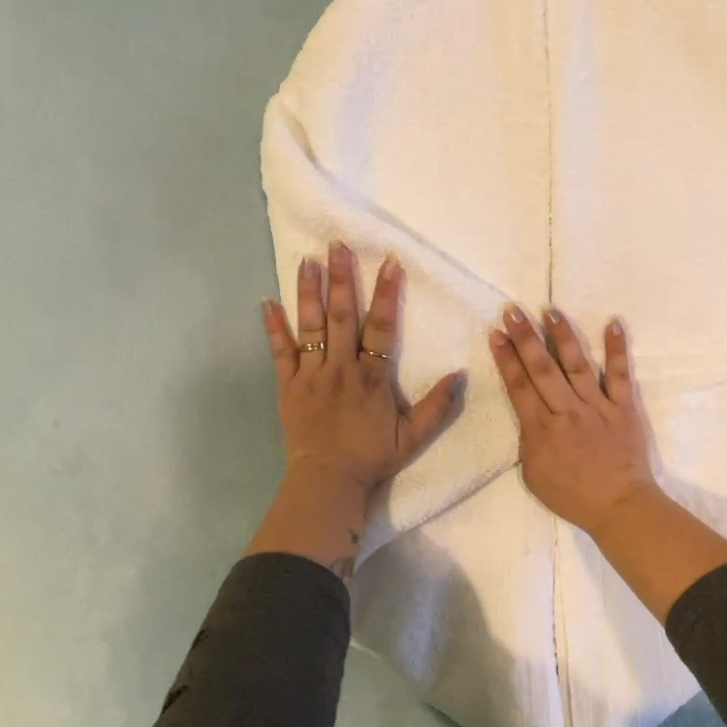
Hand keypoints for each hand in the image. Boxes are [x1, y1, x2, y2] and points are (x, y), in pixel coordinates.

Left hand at [261, 242, 461, 494]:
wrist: (328, 480)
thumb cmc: (370, 458)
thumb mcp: (413, 438)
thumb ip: (436, 407)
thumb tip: (459, 375)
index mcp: (371, 377)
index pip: (381, 328)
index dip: (386, 294)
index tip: (390, 262)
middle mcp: (340, 368)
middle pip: (341, 316)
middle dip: (341, 279)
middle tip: (337, 245)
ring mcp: (311, 375)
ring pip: (310, 327)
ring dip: (309, 292)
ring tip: (308, 260)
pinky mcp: (288, 386)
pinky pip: (280, 352)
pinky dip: (273, 327)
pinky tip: (267, 301)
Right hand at [488, 305, 657, 533]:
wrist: (619, 507)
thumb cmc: (572, 497)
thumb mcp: (533, 476)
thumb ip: (529, 443)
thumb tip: (530, 418)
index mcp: (541, 430)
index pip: (519, 387)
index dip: (506, 359)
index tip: (496, 334)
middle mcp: (567, 412)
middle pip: (543, 369)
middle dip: (526, 338)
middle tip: (513, 311)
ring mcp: (597, 407)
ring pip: (577, 365)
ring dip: (563, 336)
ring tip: (551, 311)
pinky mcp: (624, 408)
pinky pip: (620, 375)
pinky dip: (617, 349)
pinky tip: (613, 323)